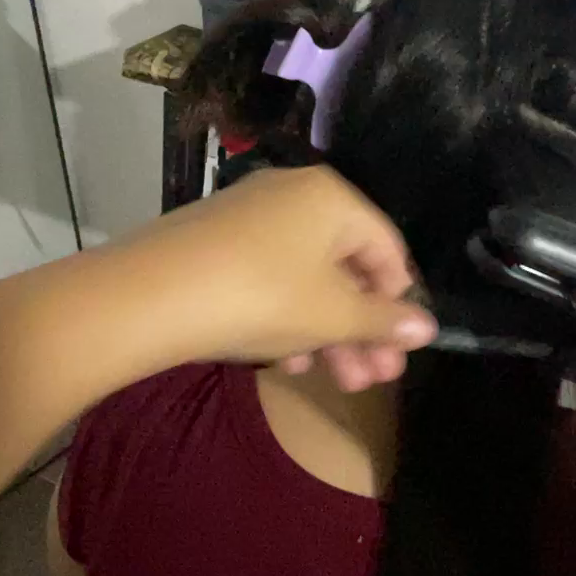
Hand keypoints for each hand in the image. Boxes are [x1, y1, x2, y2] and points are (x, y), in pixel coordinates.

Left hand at [115, 165, 435, 391]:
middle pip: (345, 267)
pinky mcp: (215, 242)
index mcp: (330, 198)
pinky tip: (286, 362)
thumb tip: (428, 327)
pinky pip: (268, 277)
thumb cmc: (261, 296)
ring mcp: (249, 217)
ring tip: (336, 381)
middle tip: (373, 379)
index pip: (387, 248)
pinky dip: (286, 316)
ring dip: (326, 331)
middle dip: (361, 329)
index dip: (399, 302)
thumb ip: (384, 321)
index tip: (398, 349)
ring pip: (305, 278)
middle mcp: (292, 195)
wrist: (146, 297)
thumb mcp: (332, 314)